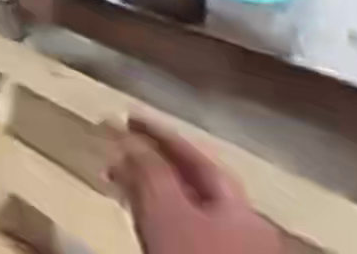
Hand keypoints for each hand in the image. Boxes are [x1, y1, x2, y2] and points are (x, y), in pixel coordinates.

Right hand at [109, 118, 283, 253]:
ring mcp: (231, 248)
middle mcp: (243, 226)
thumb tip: (126, 135)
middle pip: (194, 181)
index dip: (161, 134)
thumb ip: (147, 166)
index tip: (126, 116)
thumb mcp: (164, 205)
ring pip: (185, 202)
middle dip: (151, 158)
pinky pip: (181, 222)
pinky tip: (133, 205)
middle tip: (115, 142)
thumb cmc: (190, 252)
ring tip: (113, 172)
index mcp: (240, 209)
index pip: (198, 159)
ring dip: (147, 182)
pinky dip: (154, 205)